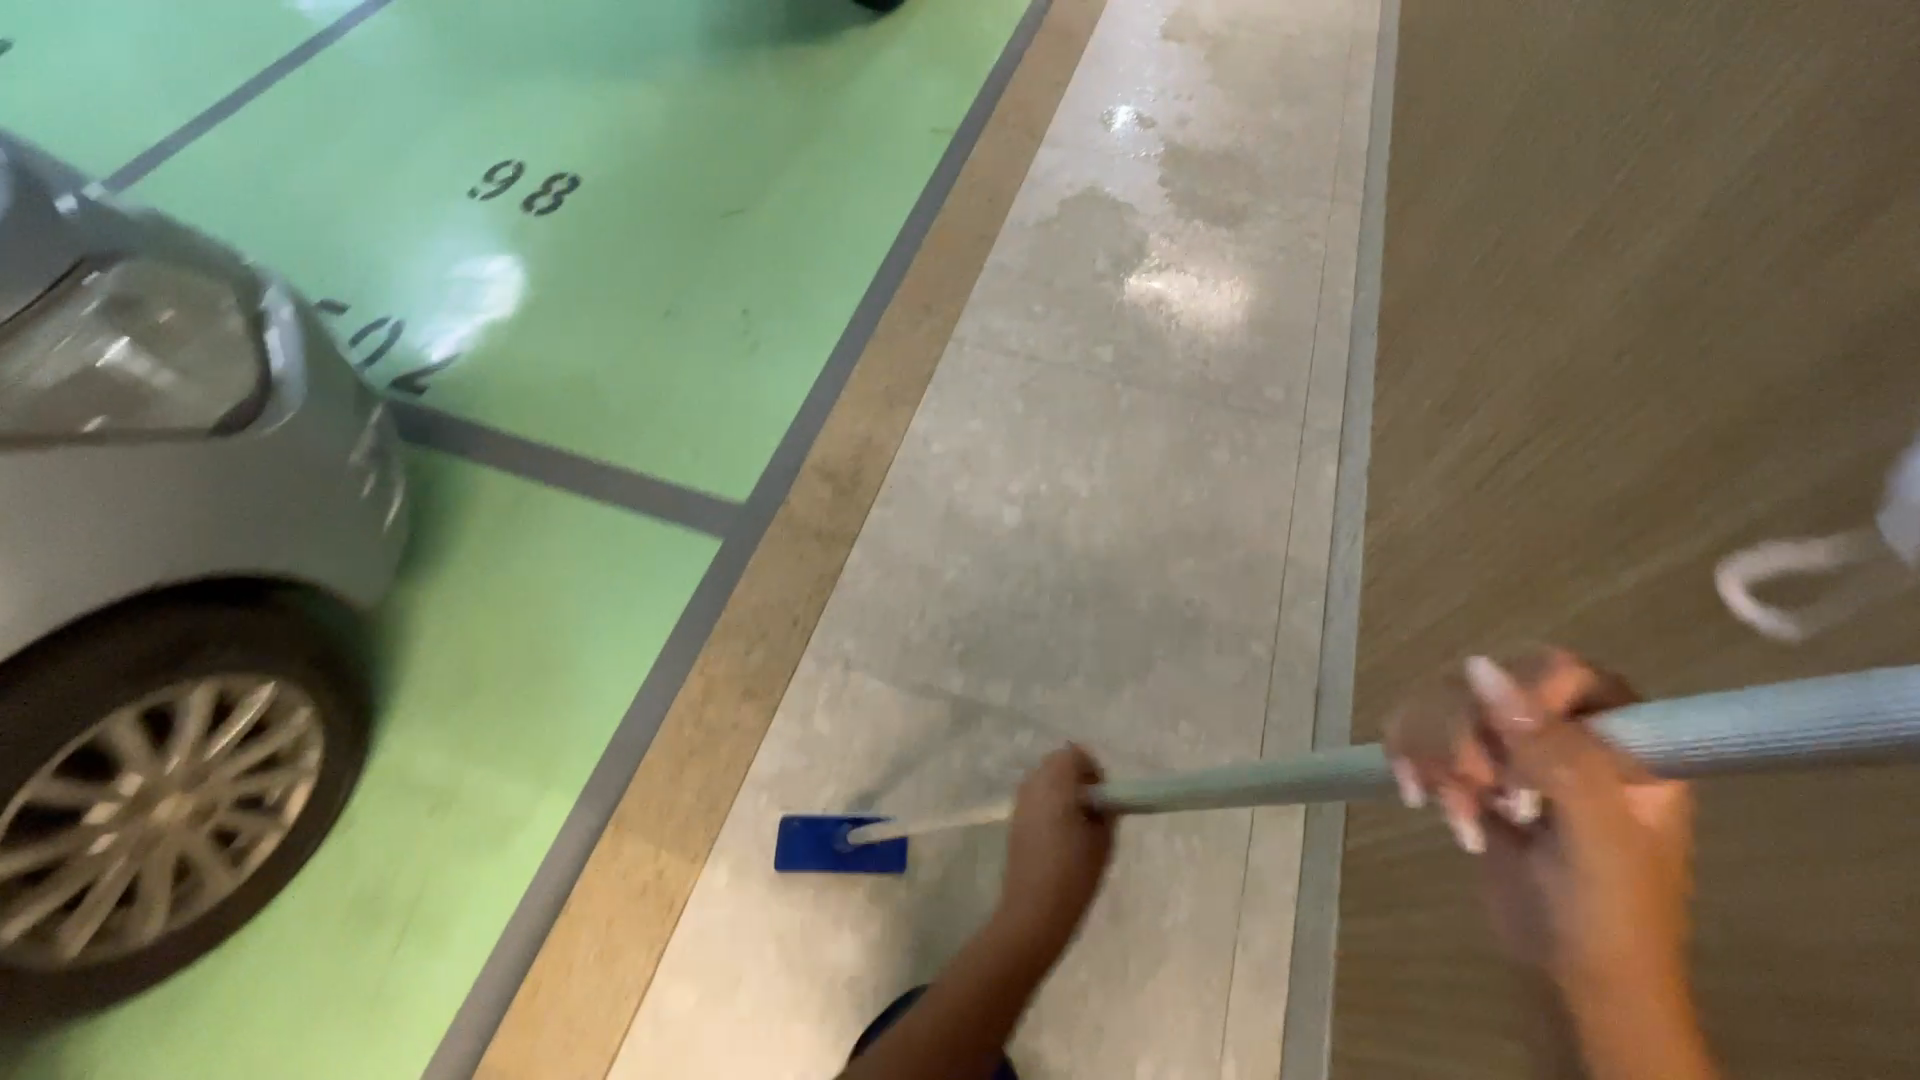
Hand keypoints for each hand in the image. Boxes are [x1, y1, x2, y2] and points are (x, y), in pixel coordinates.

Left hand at [994, 744, 1114, 952]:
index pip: (1075, 753)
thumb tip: (1102, 799)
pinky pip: (1035, 798)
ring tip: (1077, 826)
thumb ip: (1106, 809)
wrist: (1034, 910)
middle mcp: (1033, 785)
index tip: (1103, 798)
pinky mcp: (1013, 820)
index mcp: (1056, 784)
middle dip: (1076, 778)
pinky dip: (1049, 805)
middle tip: (1093, 810)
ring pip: (1044, 779)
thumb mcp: (1103, 840)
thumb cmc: (1075, 874)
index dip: (1092, 770)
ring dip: (1062, 791)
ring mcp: (1019, 802)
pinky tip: (1059, 837)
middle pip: (1057, 762)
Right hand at [1386, 648, 1694, 999]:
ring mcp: (1513, 747)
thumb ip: (1550, 748)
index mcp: (1622, 732)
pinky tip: (1420, 800)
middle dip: (1459, 737)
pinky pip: (1418, 731)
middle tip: (1470, 790)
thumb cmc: (1608, 913)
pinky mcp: (1470, 768)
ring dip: (1432, 756)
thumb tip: (1478, 665)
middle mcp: (1564, 726)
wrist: (1574, 976)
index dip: (1513, 703)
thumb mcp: (1593, 832)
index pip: (1551, 669)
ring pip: (1440, 703)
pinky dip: (1409, 762)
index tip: (1501, 766)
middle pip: (1482, 681)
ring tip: (1451, 811)